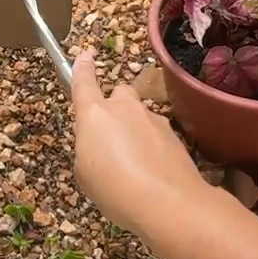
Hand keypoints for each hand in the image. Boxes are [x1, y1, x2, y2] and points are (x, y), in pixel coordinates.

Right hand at [69, 51, 210, 235]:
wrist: (168, 203)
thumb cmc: (114, 189)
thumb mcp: (85, 174)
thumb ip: (89, 151)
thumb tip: (101, 146)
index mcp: (95, 115)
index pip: (84, 83)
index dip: (83, 69)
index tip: (85, 55)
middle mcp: (125, 109)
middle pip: (118, 94)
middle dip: (114, 107)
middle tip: (111, 137)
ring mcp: (153, 120)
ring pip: (140, 115)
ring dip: (135, 130)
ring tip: (133, 166)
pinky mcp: (175, 136)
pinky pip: (157, 135)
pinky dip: (153, 147)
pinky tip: (152, 174)